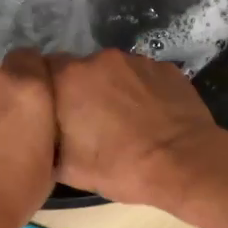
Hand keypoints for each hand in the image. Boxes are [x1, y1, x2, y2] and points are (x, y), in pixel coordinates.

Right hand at [49, 49, 225, 204]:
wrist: (186, 163)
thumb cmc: (122, 168)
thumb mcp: (69, 169)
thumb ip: (45, 141)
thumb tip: (41, 134)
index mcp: (69, 77)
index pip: (41, 70)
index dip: (47, 91)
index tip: (55, 112)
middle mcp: (101, 58)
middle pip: (81, 69)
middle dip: (82, 91)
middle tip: (92, 122)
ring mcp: (138, 61)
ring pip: (115, 72)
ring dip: (114, 89)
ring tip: (127, 121)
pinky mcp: (168, 69)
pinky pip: (145, 77)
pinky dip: (144, 92)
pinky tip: (153, 117)